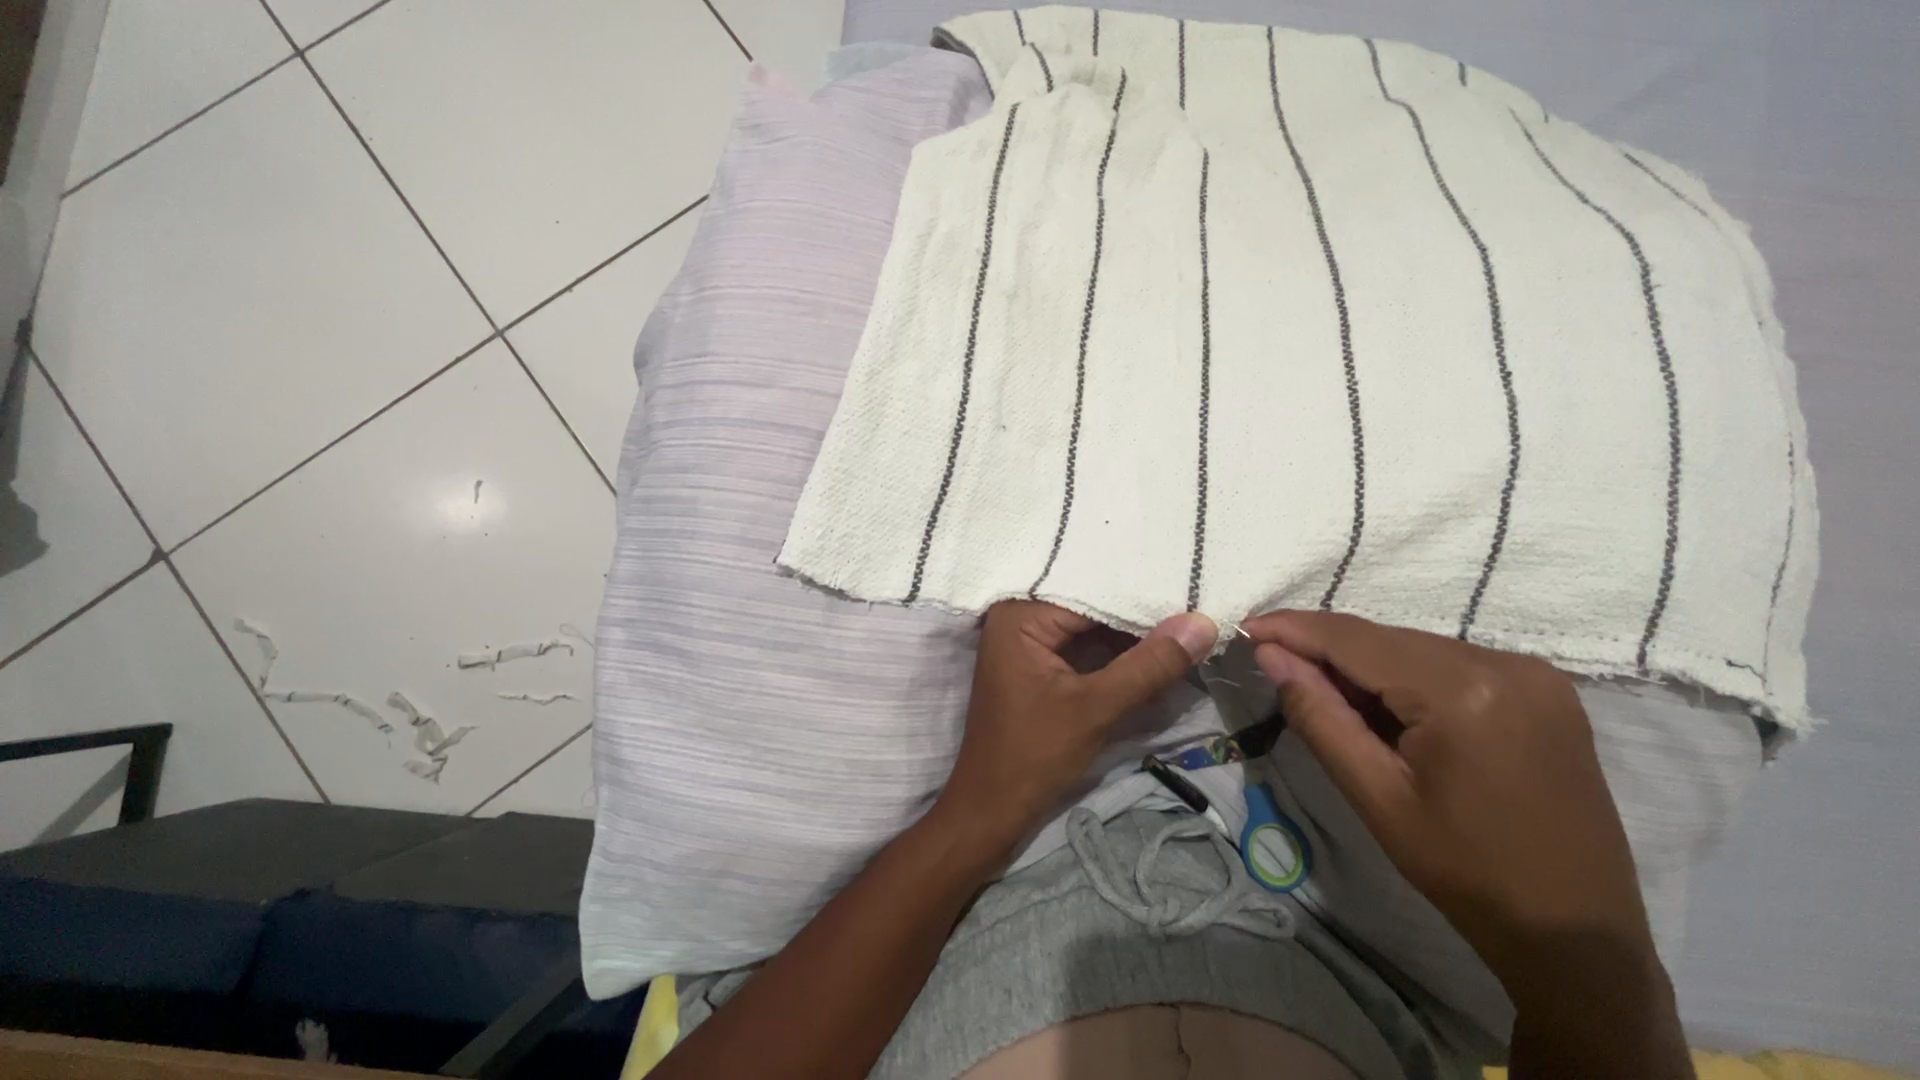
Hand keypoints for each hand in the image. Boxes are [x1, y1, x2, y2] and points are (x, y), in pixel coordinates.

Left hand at [935, 601, 1215, 857]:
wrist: (991, 807)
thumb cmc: (1033, 755)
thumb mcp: (1096, 708)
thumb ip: (1149, 665)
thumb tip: (1203, 623)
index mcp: (1020, 614)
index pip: (1092, 588)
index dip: (1143, 592)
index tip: (1194, 588)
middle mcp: (1019, 615)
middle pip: (1091, 602)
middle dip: (1140, 609)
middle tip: (1198, 600)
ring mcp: (1027, 639)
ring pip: (1091, 624)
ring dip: (1133, 631)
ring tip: (1189, 621)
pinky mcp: (1038, 661)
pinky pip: (1084, 644)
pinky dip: (1117, 650)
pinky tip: (1158, 648)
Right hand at [1240, 611, 1655, 983]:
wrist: (1576, 931)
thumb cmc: (1465, 872)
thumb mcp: (1376, 796)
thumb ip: (1319, 715)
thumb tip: (1270, 655)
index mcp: (1462, 691)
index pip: (1356, 639)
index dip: (1295, 629)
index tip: (1247, 628)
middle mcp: (1505, 663)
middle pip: (1389, 639)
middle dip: (1329, 651)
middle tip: (1279, 674)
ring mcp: (1535, 674)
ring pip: (1421, 649)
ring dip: (1369, 667)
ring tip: (1335, 705)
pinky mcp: (1548, 691)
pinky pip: (1456, 665)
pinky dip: (1412, 679)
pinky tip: (1393, 713)